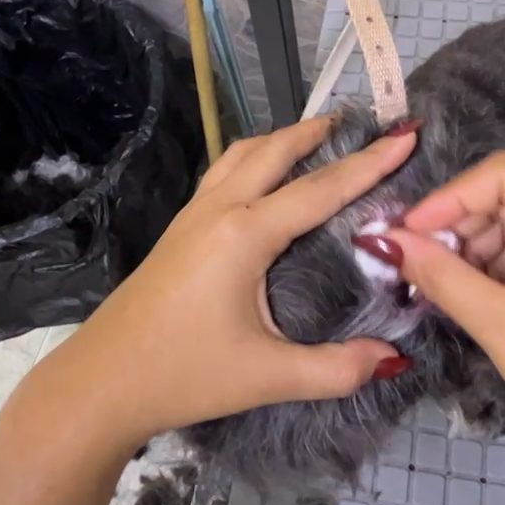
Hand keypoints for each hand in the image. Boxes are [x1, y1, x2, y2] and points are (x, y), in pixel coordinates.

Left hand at [37, 117, 416, 450]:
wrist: (100, 382)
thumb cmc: (182, 375)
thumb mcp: (266, 377)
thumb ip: (335, 368)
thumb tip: (394, 359)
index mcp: (244, 233)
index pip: (319, 189)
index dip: (368, 163)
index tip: (404, 134)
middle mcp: (218, 210)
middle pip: (274, 151)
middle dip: (319, 131)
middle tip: (359, 122)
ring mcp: (192, 215)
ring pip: (241, 155)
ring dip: (281, 139)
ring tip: (315, 137)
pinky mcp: (178, 229)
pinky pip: (223, 172)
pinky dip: (255, 158)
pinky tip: (264, 178)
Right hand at [385, 152, 504, 444]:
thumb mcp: (502, 325)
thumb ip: (441, 276)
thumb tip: (382, 241)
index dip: (450, 198)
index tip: (406, 231)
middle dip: (456, 226)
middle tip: (413, 260)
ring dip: (467, 247)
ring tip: (434, 281)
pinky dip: (487, 263)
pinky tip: (462, 288)